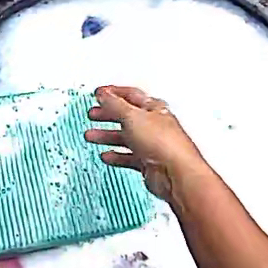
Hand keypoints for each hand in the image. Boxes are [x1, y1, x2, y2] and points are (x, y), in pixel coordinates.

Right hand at [85, 85, 207, 201]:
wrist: (176, 174)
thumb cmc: (164, 143)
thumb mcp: (132, 117)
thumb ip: (114, 105)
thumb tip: (103, 94)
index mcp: (153, 108)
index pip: (130, 95)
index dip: (113, 93)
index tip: (99, 93)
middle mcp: (153, 125)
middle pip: (126, 116)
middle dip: (108, 115)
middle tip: (93, 113)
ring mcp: (151, 145)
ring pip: (125, 137)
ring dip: (107, 135)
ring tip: (91, 135)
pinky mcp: (148, 163)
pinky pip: (128, 157)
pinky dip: (116, 155)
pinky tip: (107, 155)